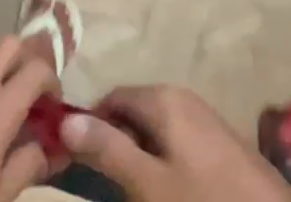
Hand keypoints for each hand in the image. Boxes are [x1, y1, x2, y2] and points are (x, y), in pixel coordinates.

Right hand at [59, 86, 290, 201]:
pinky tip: (170, 192)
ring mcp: (208, 121)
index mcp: (164, 98)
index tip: (77, 159)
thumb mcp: (149, 184)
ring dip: (141, 156)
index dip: (90, 126)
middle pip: (134, 113)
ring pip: (157, 130)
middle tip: (110, 182)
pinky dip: (166, 163)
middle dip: (117, 142)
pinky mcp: (224, 145)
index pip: (110, 98)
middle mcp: (185, 98)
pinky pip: (180, 144)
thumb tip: (65, 120)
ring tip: (138, 191)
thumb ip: (108, 150)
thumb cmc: (205, 201)